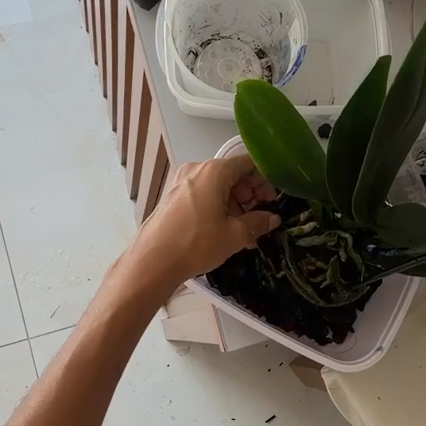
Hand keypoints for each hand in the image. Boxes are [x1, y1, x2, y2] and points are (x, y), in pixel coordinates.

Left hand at [124, 155, 280, 293]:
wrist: (152, 261)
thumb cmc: (197, 243)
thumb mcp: (234, 235)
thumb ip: (258, 222)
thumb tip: (273, 218)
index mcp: (214, 171)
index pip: (248, 163)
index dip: (265, 180)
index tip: (273, 201)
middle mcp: (197, 169)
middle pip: (233, 175)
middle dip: (250, 196)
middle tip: (261, 219)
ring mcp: (182, 182)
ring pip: (218, 187)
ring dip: (236, 206)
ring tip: (246, 234)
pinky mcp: (173, 197)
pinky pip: (204, 196)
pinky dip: (219, 209)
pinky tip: (226, 233)